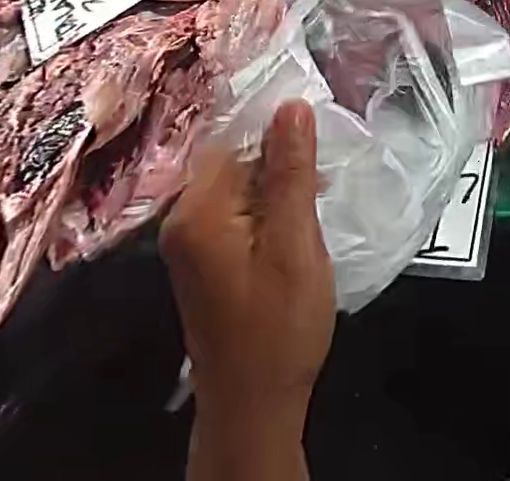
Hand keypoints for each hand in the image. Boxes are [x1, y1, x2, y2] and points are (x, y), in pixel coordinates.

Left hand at [161, 99, 334, 419]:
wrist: (255, 404)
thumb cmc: (280, 326)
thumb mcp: (295, 243)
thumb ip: (292, 171)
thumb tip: (292, 106)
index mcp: (198, 212)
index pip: (235, 138)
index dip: (278, 129)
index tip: (320, 131)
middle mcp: (183, 219)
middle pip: (234, 158)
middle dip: (281, 156)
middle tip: (325, 169)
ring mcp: (191, 239)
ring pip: (239, 181)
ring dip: (279, 180)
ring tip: (319, 190)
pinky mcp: (205, 254)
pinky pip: (237, 207)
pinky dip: (269, 203)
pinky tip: (298, 214)